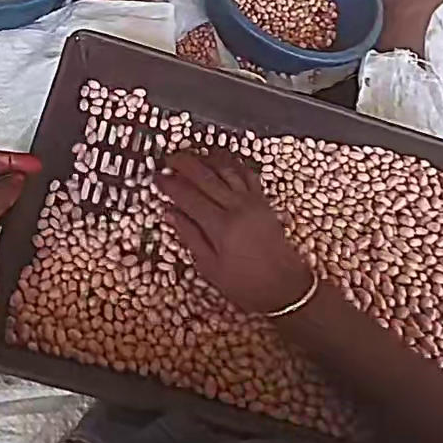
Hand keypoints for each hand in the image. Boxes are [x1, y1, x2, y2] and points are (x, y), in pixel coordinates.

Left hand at [0, 149, 39, 346]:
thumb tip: (17, 178)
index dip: (9, 159)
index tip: (34, 165)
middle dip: (16, 174)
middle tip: (43, 176)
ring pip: (1, 203)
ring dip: (21, 197)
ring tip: (44, 194)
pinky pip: (8, 226)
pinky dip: (22, 218)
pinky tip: (36, 219)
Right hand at [157, 149, 312, 315]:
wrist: (285, 287)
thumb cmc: (245, 284)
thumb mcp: (210, 267)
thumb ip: (189, 236)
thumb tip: (170, 213)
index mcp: (220, 226)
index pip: (188, 196)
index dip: (170, 184)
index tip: (157, 178)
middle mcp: (236, 208)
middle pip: (205, 176)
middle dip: (184, 164)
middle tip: (169, 159)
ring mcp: (252, 202)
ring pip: (226, 170)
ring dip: (206, 159)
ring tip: (191, 156)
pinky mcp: (263, 201)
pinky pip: (246, 174)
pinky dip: (232, 164)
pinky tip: (223, 162)